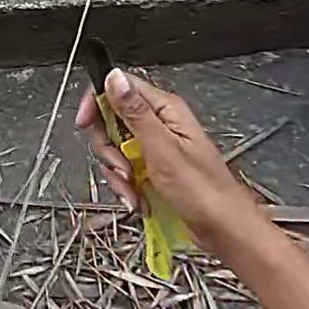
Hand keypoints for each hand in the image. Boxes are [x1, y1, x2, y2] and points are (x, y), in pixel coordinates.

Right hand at [76, 70, 264, 253]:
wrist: (223, 230)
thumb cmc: (203, 191)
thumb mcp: (162, 149)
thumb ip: (135, 113)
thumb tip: (115, 78)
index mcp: (165, 109)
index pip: (120, 88)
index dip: (97, 102)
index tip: (85, 122)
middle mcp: (160, 122)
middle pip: (112, 120)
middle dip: (109, 146)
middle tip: (121, 165)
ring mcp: (156, 145)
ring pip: (116, 147)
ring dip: (118, 172)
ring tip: (134, 187)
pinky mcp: (154, 167)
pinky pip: (126, 169)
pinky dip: (127, 185)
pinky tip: (139, 198)